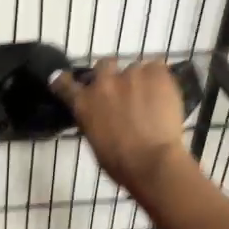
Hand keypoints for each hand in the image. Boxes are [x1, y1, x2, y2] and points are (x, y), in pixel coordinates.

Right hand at [50, 59, 192, 193]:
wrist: (152, 161)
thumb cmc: (120, 163)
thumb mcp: (96, 141)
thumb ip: (94, 120)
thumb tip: (101, 116)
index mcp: (83, 103)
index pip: (64, 83)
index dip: (66, 81)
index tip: (68, 80)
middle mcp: (103, 83)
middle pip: (104, 65)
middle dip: (111, 75)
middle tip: (122, 91)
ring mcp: (130, 74)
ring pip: (134, 69)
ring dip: (138, 81)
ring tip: (150, 99)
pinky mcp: (155, 73)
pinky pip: (156, 68)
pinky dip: (159, 80)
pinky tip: (164, 95)